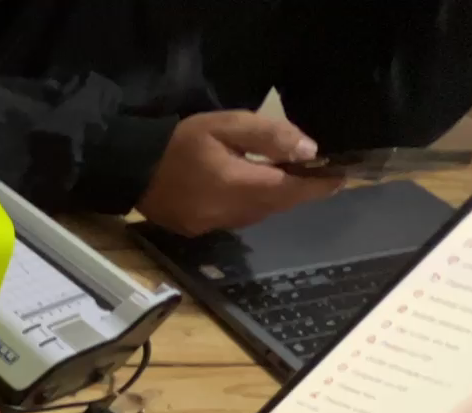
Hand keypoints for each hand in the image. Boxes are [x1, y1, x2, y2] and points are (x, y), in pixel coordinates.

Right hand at [136, 110, 340, 235]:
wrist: (129, 169)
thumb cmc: (180, 142)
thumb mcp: (230, 124)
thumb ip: (272, 136)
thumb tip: (309, 152)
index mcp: (235, 184)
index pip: (290, 189)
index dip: (319, 185)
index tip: (342, 177)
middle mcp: (223, 211)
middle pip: (274, 206)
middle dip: (297, 193)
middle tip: (315, 178)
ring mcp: (205, 224)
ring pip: (254, 216)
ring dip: (272, 202)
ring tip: (281, 185)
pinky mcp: (191, 229)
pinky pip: (230, 222)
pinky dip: (246, 209)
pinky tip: (245, 195)